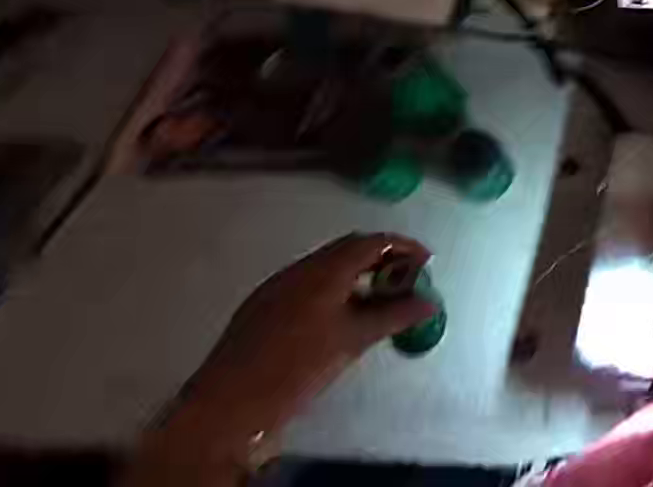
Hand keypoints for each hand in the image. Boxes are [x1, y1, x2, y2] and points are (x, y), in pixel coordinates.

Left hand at [128, 233, 435, 481]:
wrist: (221, 412)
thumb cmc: (297, 368)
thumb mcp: (355, 341)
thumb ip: (396, 315)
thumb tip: (430, 303)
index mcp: (326, 269)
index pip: (376, 241)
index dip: (406, 248)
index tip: (425, 264)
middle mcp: (301, 268)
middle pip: (352, 247)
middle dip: (383, 258)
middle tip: (404, 279)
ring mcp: (276, 285)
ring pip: (328, 264)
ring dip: (357, 272)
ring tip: (376, 297)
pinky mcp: (260, 305)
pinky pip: (307, 281)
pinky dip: (333, 285)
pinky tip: (338, 313)